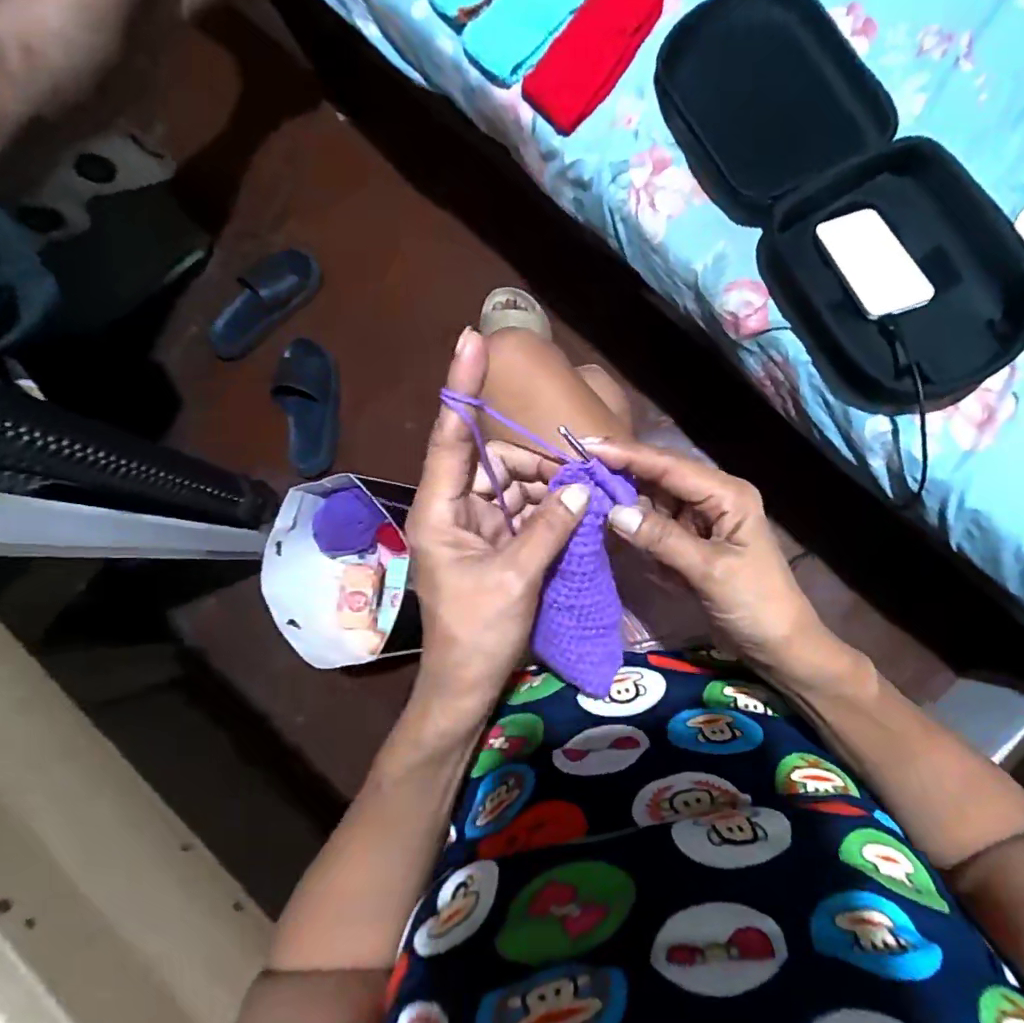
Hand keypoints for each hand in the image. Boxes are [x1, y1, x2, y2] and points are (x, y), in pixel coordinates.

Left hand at [406, 329, 589, 725]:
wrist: (467, 683)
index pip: (449, 436)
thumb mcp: (516, 578)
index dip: (461, 387)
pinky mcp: (495, 542)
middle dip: (537, 464)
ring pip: (516, 485)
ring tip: (584, 502)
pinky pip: (525, 510)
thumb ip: (550, 527)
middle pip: (496, 461)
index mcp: (440, 510)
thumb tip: (582, 485)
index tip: (471, 339)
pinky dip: (550, 509)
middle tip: (581, 476)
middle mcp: (454, 508)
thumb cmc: (477, 633)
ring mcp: (476, 525)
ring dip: (549, 489)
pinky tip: (575, 514)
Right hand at [583, 439, 834, 682]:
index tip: (588, 446)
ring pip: (653, 502)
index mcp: (727, 494)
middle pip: (659, 478)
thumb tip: (614, 512)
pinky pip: (655, 527)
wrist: (779, 645)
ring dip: (624, 500)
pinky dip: (635, 528)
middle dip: (621, 473)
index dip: (628, 455)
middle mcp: (713, 499)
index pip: (670, 467)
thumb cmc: (754, 603)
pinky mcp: (690, 543)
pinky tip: (609, 524)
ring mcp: (700, 521)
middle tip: (577, 467)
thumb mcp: (709, 570)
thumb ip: (662, 539)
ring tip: (585, 493)